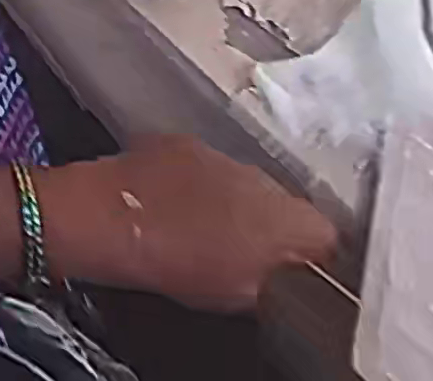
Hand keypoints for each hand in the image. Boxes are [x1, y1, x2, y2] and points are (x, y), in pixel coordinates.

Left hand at [54, 136, 337, 312]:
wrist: (107, 217)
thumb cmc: (178, 264)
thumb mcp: (247, 293)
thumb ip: (280, 275)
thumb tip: (288, 268)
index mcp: (285, 217)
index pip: (325, 233)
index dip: (311, 253)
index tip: (293, 267)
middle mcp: (255, 174)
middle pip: (281, 199)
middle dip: (269, 220)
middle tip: (246, 245)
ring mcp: (211, 150)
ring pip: (239, 177)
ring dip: (231, 195)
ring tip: (204, 219)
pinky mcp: (173, 138)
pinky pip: (200, 161)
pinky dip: (195, 177)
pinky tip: (174, 195)